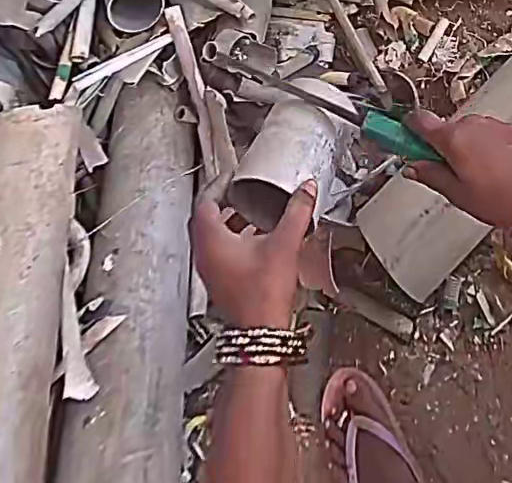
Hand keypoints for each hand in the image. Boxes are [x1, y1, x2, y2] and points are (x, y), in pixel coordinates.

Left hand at [192, 179, 314, 326]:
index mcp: (211, 239)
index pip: (205, 200)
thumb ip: (297, 212)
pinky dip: (232, 239)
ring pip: (211, 235)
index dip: (218, 184)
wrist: (261, 335)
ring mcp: (210, 270)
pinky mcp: (219, 282)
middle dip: (223, 201)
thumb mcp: (284, 244)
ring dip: (228, 221)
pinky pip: (218, 252)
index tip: (230, 176)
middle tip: (239, 192)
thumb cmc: (263, 296)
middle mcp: (204, 253)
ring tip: (250, 214)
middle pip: (206, 217)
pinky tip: (255, 241)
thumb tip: (306, 191)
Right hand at [401, 111, 511, 226]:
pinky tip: (490, 170)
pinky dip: (479, 147)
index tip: (397, 139)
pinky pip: (480, 134)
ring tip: (473, 177)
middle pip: (440, 129)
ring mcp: (486, 123)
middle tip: (442, 172)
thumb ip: (431, 176)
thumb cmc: (503, 195)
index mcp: (450, 138)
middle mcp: (467, 124)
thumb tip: (412, 168)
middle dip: (437, 147)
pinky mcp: (503, 128)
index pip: (416, 121)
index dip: (404, 130)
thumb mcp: (459, 194)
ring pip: (461, 132)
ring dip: (460, 148)